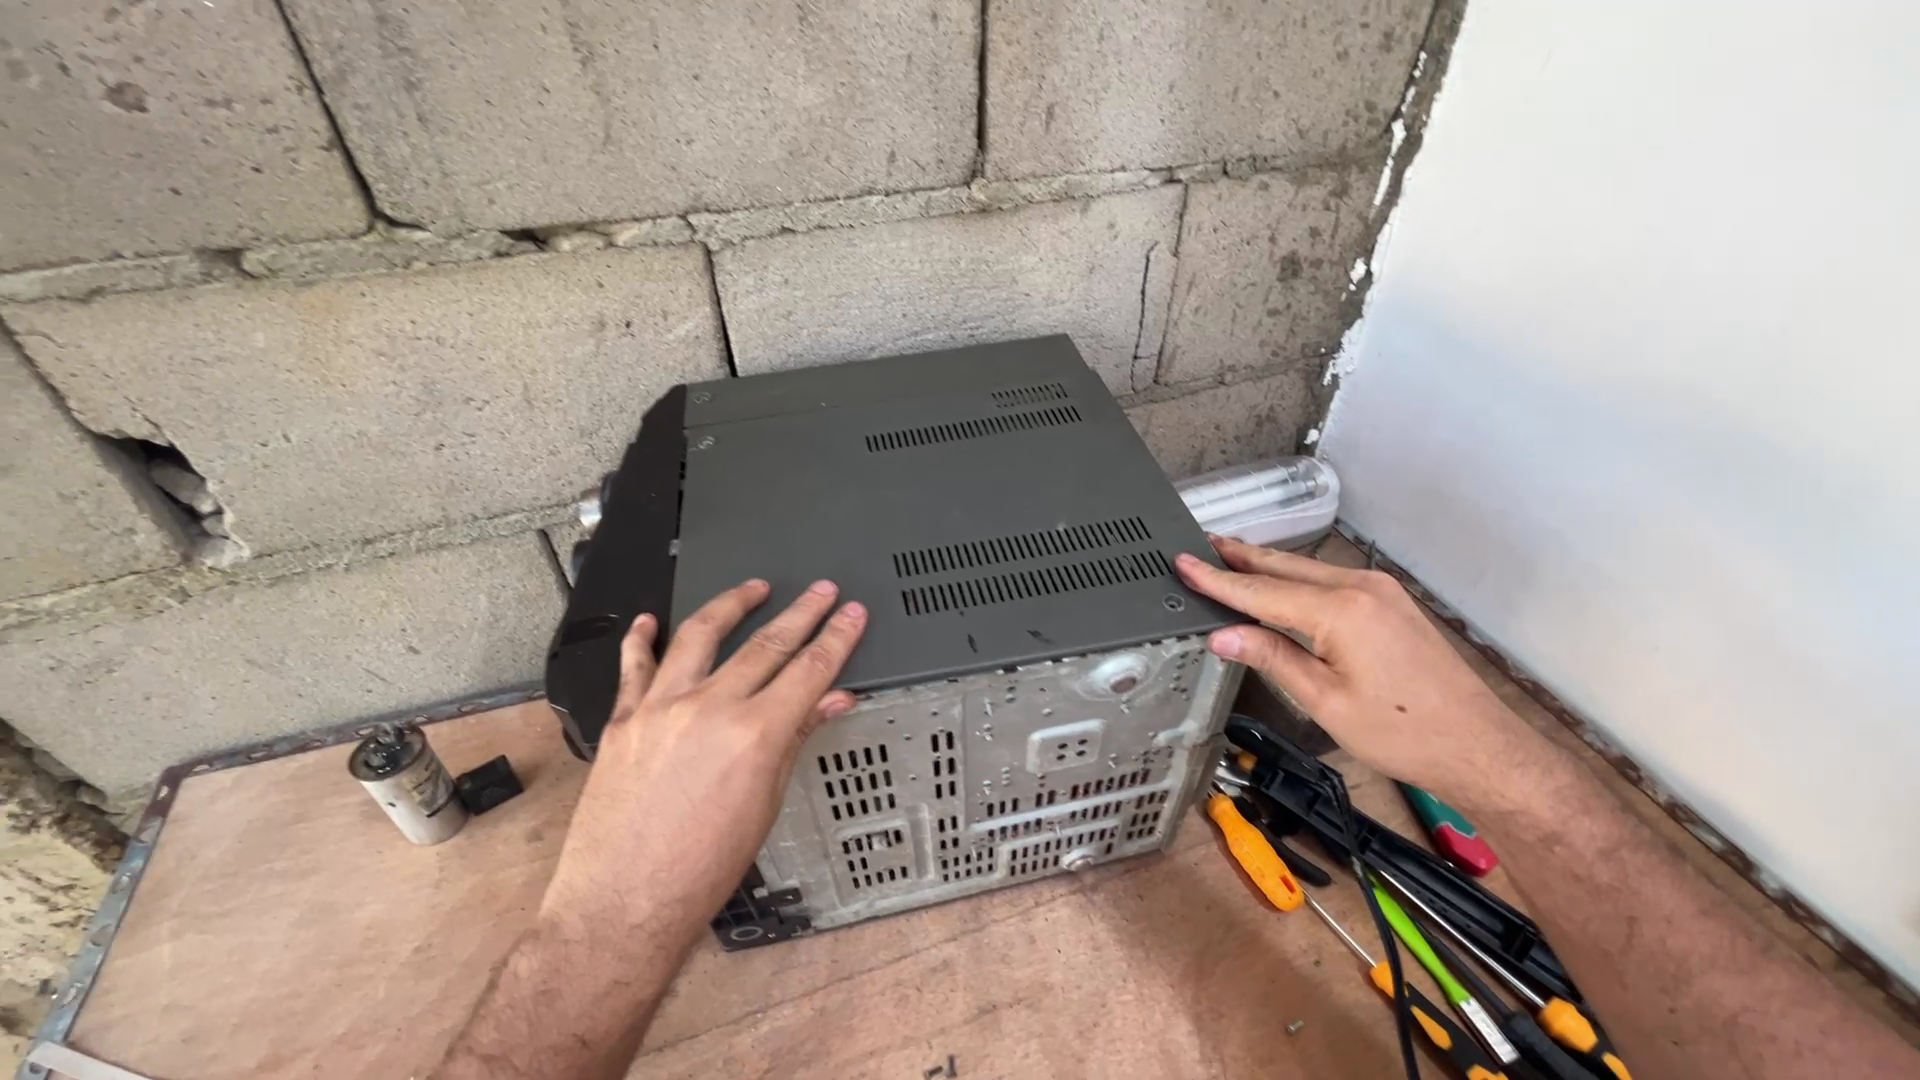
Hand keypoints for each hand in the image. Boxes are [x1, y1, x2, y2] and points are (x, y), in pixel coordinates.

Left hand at [540, 578, 867, 946]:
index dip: (837, 637)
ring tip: (752, 587)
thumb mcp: (766, 804)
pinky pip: (634, 666)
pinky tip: (648, 620)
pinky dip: (642, 639)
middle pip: (767, 643)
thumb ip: (796, 739)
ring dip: (732, 604)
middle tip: (821, 590)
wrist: (623, 905)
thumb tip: (830, 702)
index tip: (851, 615)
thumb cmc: (699, 870)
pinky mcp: (623, 720)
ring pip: (701, 634)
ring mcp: (661, 709)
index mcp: (754, 735)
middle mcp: (708, 710)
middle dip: (802, 611)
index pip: (810, 670)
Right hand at [1175, 536, 1550, 807]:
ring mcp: (1380, 591)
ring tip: (1229, 556)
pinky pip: (1330, 580)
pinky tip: (1280, 582)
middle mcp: (1362, 588)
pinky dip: (1296, 579)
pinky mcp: (1390, 603)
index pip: (1260, 591)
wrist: (1479, 746)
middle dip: (1239, 556)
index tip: (1184, 562)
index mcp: (1341, 611)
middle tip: (1201, 543)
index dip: (1217, 580)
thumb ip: (1271, 657)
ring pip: (1307, 570)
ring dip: (1266, 565)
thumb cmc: (1404, 733)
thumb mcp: (1324, 700)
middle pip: (1283, 568)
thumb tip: (1223, 636)